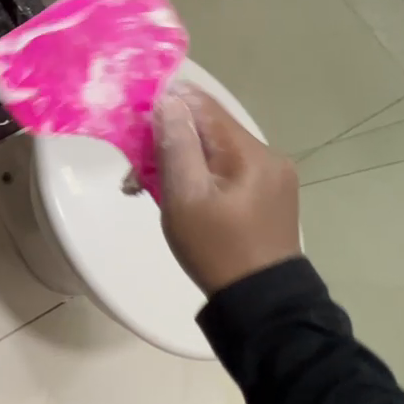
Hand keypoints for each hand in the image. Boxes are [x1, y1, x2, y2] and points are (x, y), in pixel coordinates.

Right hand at [153, 83, 302, 295]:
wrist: (261, 304)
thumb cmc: (216, 248)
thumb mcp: (184, 195)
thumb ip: (176, 143)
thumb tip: (167, 98)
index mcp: (250, 152)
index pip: (201, 104)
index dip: (164, 104)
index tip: (132, 122)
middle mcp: (267, 155)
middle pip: (207, 127)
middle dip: (167, 139)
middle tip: (135, 169)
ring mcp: (270, 176)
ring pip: (213, 149)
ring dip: (179, 159)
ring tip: (149, 187)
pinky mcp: (267, 194)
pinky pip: (225, 169)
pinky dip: (197, 174)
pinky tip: (178, 195)